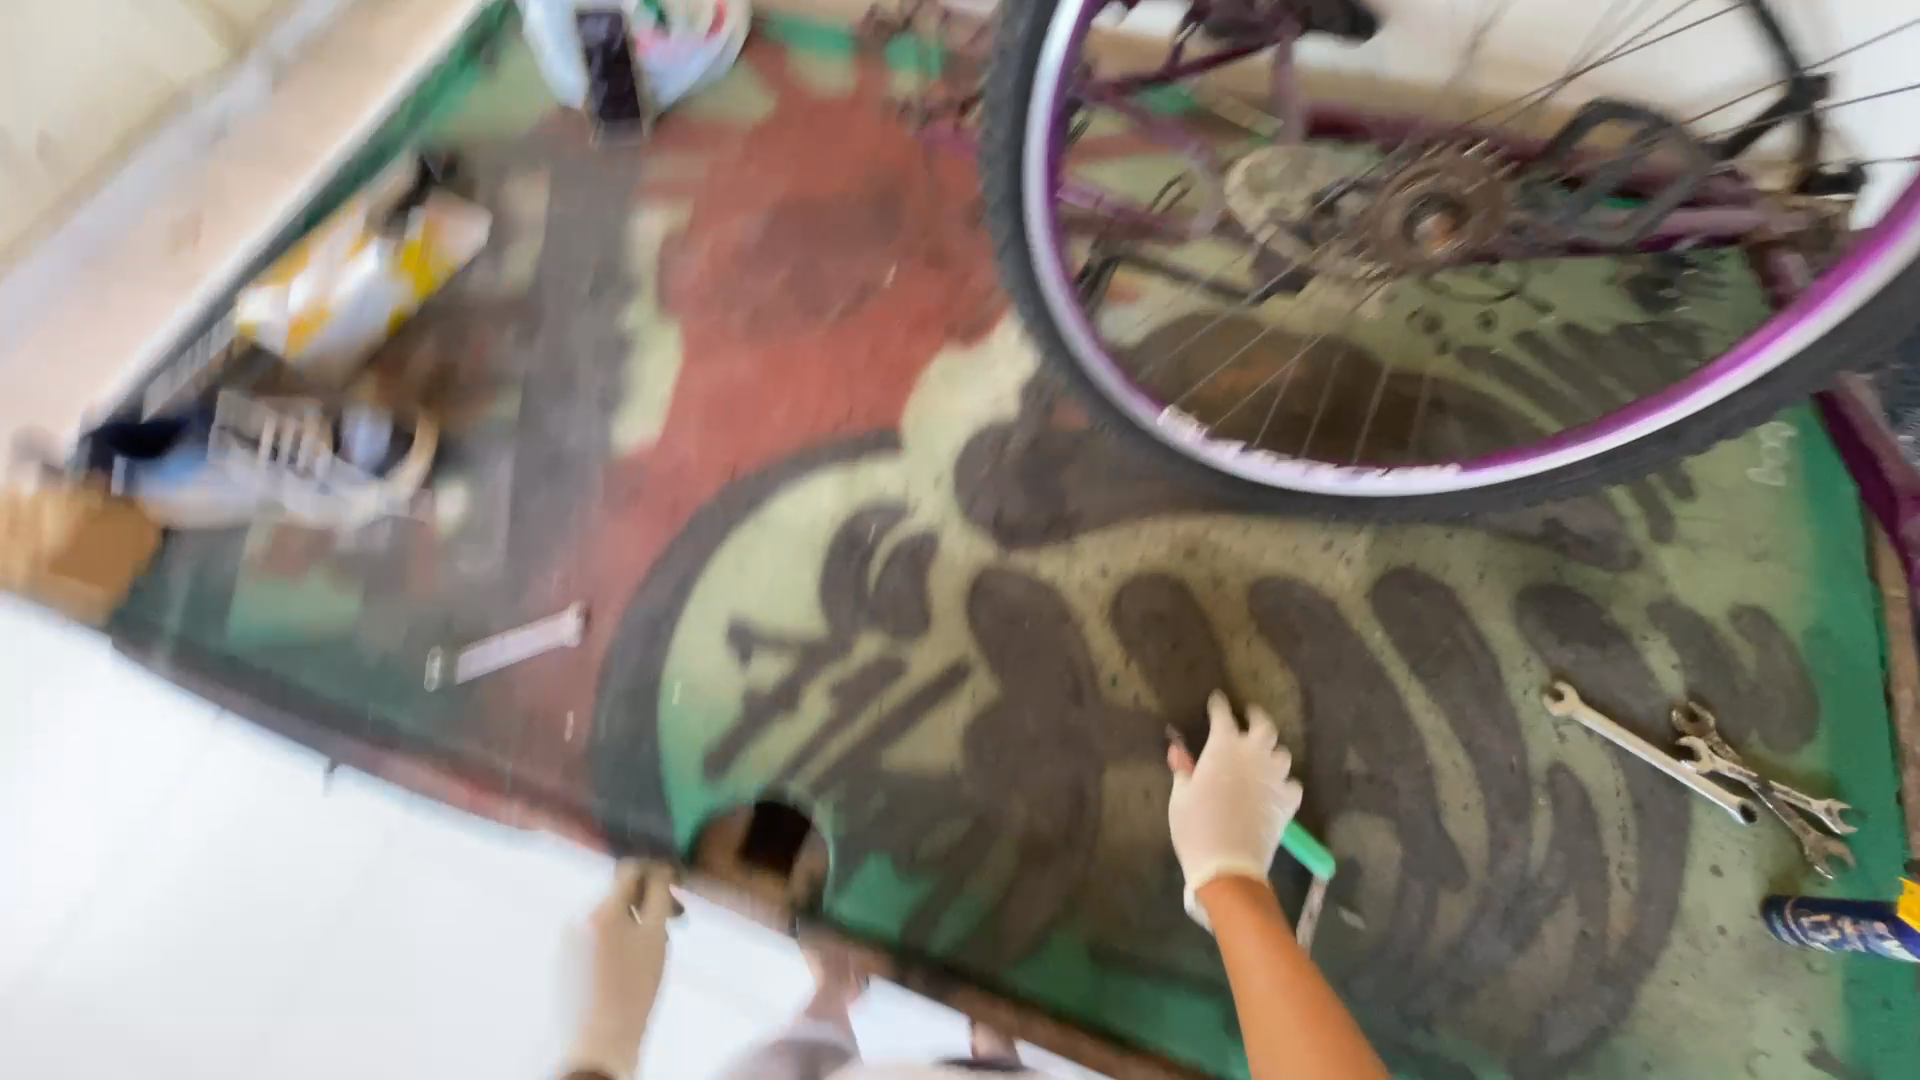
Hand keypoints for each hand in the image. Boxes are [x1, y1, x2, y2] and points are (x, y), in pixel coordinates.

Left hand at [566, 859, 678, 1079]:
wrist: (598, 1045)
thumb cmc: (634, 989)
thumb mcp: (656, 936)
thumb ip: (657, 894)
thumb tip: (656, 869)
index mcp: (599, 910)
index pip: (631, 869)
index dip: (656, 871)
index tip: (675, 883)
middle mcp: (576, 919)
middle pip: (620, 894)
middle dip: (647, 902)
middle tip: (672, 921)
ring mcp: (566, 942)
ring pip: (609, 916)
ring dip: (632, 922)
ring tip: (650, 949)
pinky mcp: (563, 963)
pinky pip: (595, 937)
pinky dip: (615, 941)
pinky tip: (629, 967)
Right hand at [1167, 691, 1302, 927]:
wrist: (1227, 864)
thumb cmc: (1195, 826)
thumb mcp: (1180, 794)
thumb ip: (1184, 768)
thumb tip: (1178, 749)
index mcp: (1224, 747)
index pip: (1222, 715)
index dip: (1219, 705)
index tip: (1217, 699)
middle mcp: (1254, 755)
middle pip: (1264, 725)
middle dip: (1256, 716)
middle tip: (1249, 715)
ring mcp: (1275, 778)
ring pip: (1282, 753)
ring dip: (1271, 750)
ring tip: (1262, 754)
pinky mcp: (1288, 802)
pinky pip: (1292, 783)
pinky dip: (1284, 782)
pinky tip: (1276, 787)